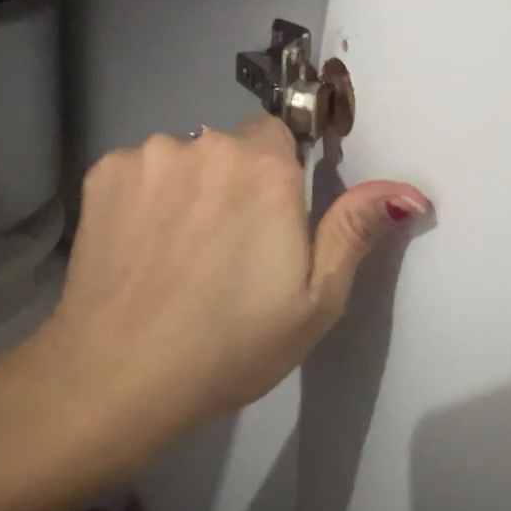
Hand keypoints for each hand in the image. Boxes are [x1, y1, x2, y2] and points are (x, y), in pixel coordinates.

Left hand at [33, 116, 429, 440]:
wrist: (119, 375)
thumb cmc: (231, 343)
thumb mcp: (315, 300)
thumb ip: (355, 230)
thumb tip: (408, 190)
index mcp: (265, 169)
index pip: (278, 135)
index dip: (275, 177)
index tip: (267, 222)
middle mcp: (207, 144)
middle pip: (228, 147)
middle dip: (231, 182)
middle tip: (223, 248)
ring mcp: (149, 156)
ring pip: (181, 159)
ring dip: (185, 188)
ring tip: (174, 253)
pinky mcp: (102, 174)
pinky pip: (137, 171)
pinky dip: (141, 197)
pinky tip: (138, 247)